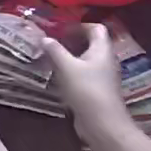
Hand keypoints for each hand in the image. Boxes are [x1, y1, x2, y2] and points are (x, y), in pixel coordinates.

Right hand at [41, 24, 134, 142]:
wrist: (102, 124)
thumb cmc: (86, 89)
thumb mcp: (66, 67)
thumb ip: (55, 51)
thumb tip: (45, 38)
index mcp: (102, 50)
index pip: (96, 28)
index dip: (79, 26)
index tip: (61, 29)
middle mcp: (106, 61)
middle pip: (91, 44)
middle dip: (72, 42)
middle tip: (53, 43)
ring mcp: (103, 77)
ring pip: (87, 61)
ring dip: (70, 58)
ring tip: (52, 59)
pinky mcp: (97, 91)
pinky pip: (84, 75)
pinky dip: (72, 73)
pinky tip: (59, 78)